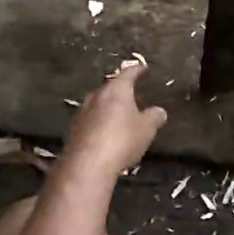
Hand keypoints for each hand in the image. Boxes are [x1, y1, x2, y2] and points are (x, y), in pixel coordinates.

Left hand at [63, 61, 167, 175]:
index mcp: (116, 90)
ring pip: (99, 104)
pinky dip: (100, 122)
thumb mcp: (147, 129)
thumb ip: (154, 117)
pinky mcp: (74, 129)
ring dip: (109, 107)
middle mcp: (96, 96)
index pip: (128, 73)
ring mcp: (82, 112)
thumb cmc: (122, 140)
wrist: (87, 165)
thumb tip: (159, 111)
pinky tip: (107, 133)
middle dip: (122, 90)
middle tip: (134, 95)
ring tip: (121, 115)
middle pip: (111, 87)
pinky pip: (91, 120)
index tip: (143, 69)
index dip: (138, 70)